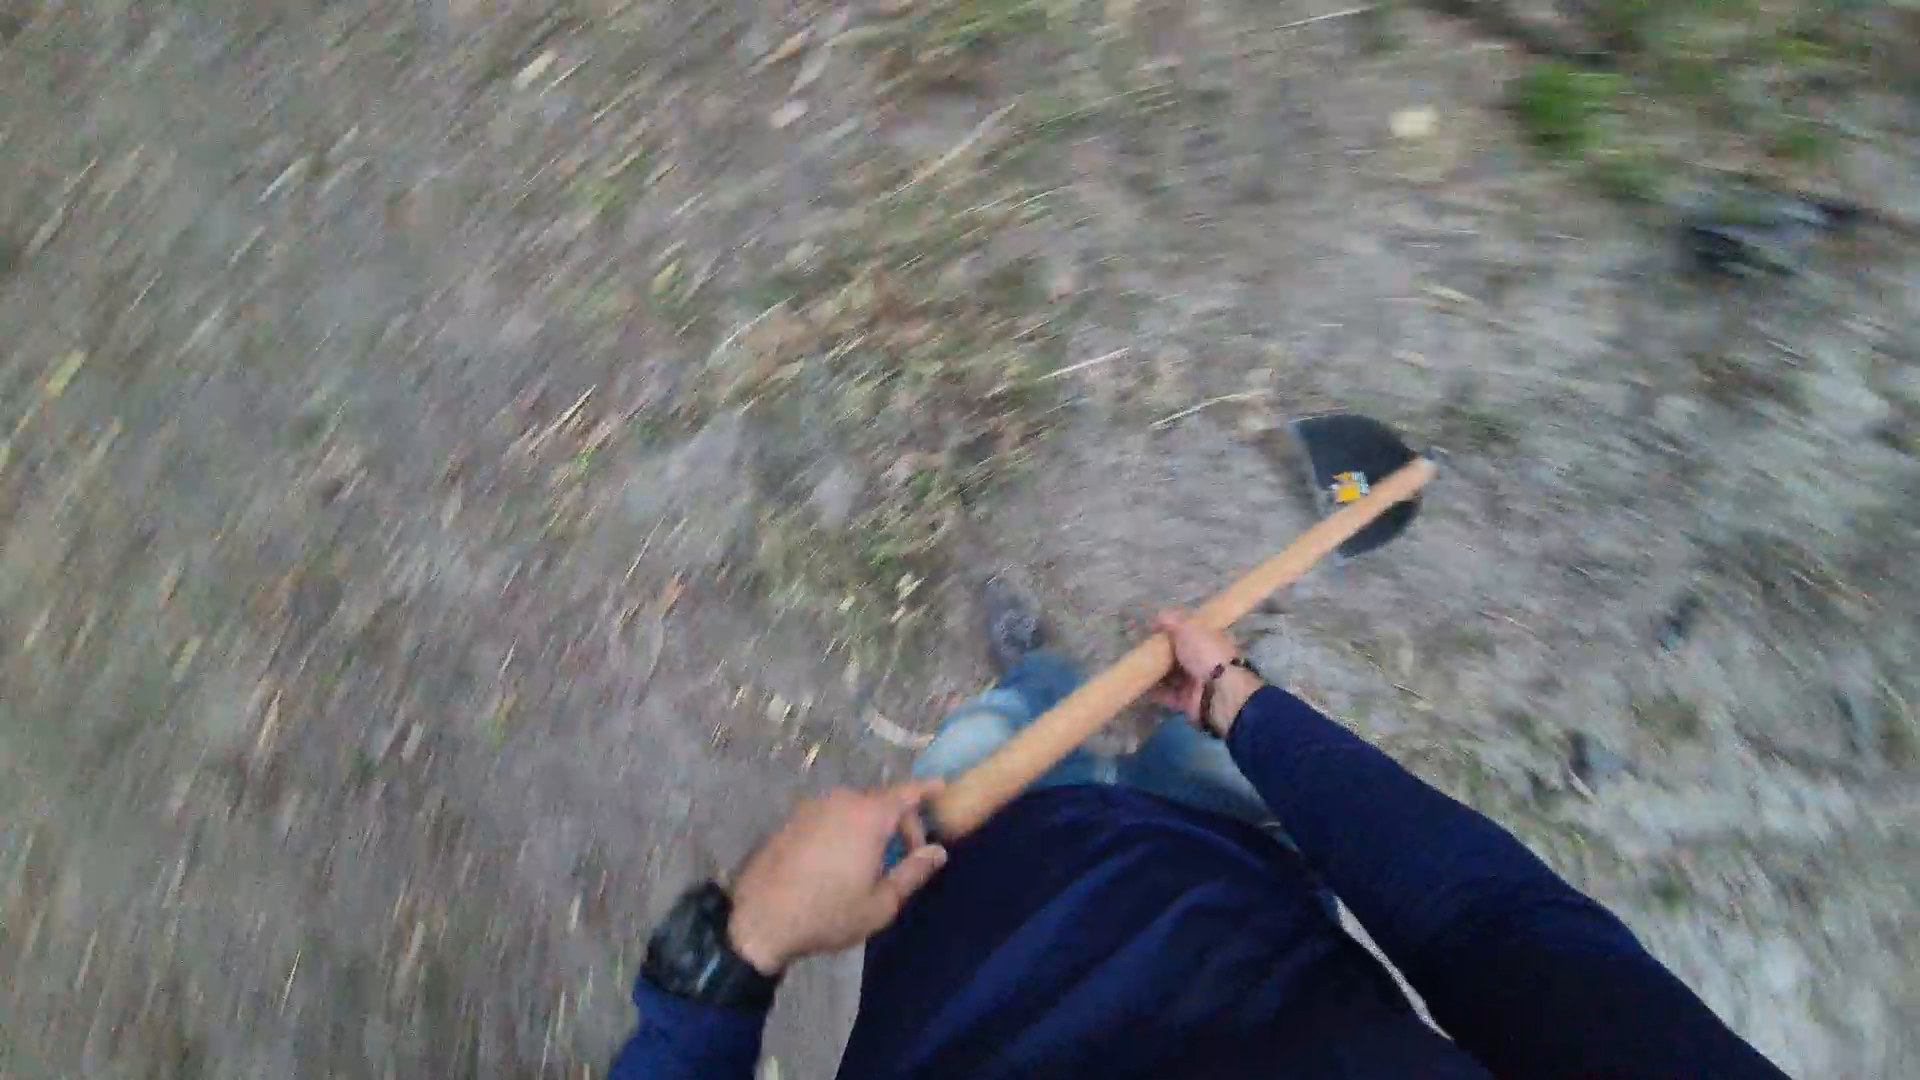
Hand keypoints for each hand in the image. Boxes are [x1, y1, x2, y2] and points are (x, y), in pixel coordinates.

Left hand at [727, 780, 947, 974]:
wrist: (759, 920)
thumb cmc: (827, 913)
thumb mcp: (880, 904)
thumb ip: (913, 872)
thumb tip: (938, 852)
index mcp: (869, 815)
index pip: (908, 792)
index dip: (928, 789)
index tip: (944, 787)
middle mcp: (843, 799)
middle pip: (883, 801)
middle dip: (900, 823)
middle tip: (906, 858)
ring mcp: (814, 805)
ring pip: (856, 808)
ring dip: (871, 827)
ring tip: (872, 863)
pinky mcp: (794, 817)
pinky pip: (832, 815)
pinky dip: (846, 828)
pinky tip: (840, 861)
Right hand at [1147, 610, 1262, 735]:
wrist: (1219, 692)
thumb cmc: (1206, 653)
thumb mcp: (1188, 627)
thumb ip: (1171, 620)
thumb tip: (1156, 617)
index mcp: (1212, 639)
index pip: (1193, 632)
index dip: (1175, 629)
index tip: (1154, 629)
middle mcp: (1206, 660)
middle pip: (1180, 654)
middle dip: (1162, 652)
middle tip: (1141, 648)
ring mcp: (1198, 682)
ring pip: (1172, 675)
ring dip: (1155, 672)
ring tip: (1135, 665)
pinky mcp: (1188, 701)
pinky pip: (1167, 694)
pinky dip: (1153, 691)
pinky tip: (1138, 684)